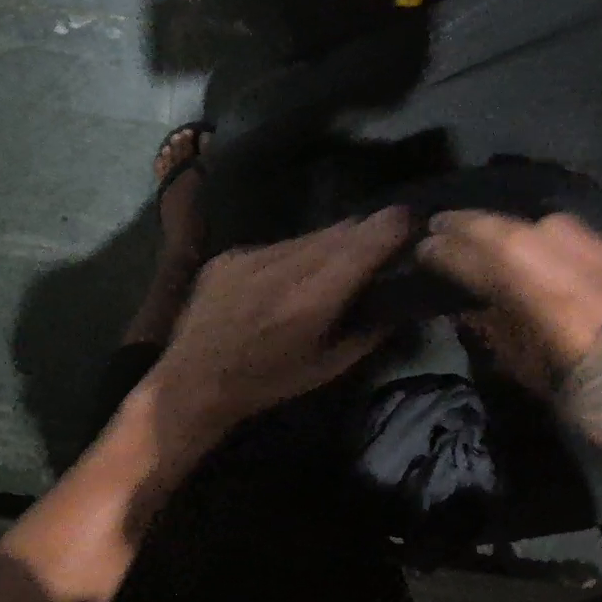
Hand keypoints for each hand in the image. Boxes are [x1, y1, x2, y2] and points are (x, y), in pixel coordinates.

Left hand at [145, 208, 412, 435]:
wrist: (194, 381)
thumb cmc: (265, 384)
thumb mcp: (325, 370)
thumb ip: (366, 335)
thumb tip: (397, 308)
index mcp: (310, 303)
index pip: (359, 249)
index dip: (386, 229)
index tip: (407, 217)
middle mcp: (282, 271)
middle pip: (336, 234)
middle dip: (363, 231)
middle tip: (384, 231)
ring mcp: (251, 258)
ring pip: (306, 237)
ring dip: (329, 242)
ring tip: (340, 252)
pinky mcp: (229, 256)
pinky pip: (275, 246)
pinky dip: (293, 254)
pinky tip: (292, 272)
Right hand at [417, 211, 601, 374]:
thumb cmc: (586, 411)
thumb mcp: (529, 374)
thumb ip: (495, 329)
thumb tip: (462, 300)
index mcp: (564, 318)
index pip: (498, 265)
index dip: (456, 252)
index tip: (425, 247)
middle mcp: (597, 284)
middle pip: (524, 234)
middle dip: (476, 224)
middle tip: (441, 223)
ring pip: (557, 225)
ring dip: (513, 227)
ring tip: (484, 231)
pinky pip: (588, 236)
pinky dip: (551, 236)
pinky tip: (532, 243)